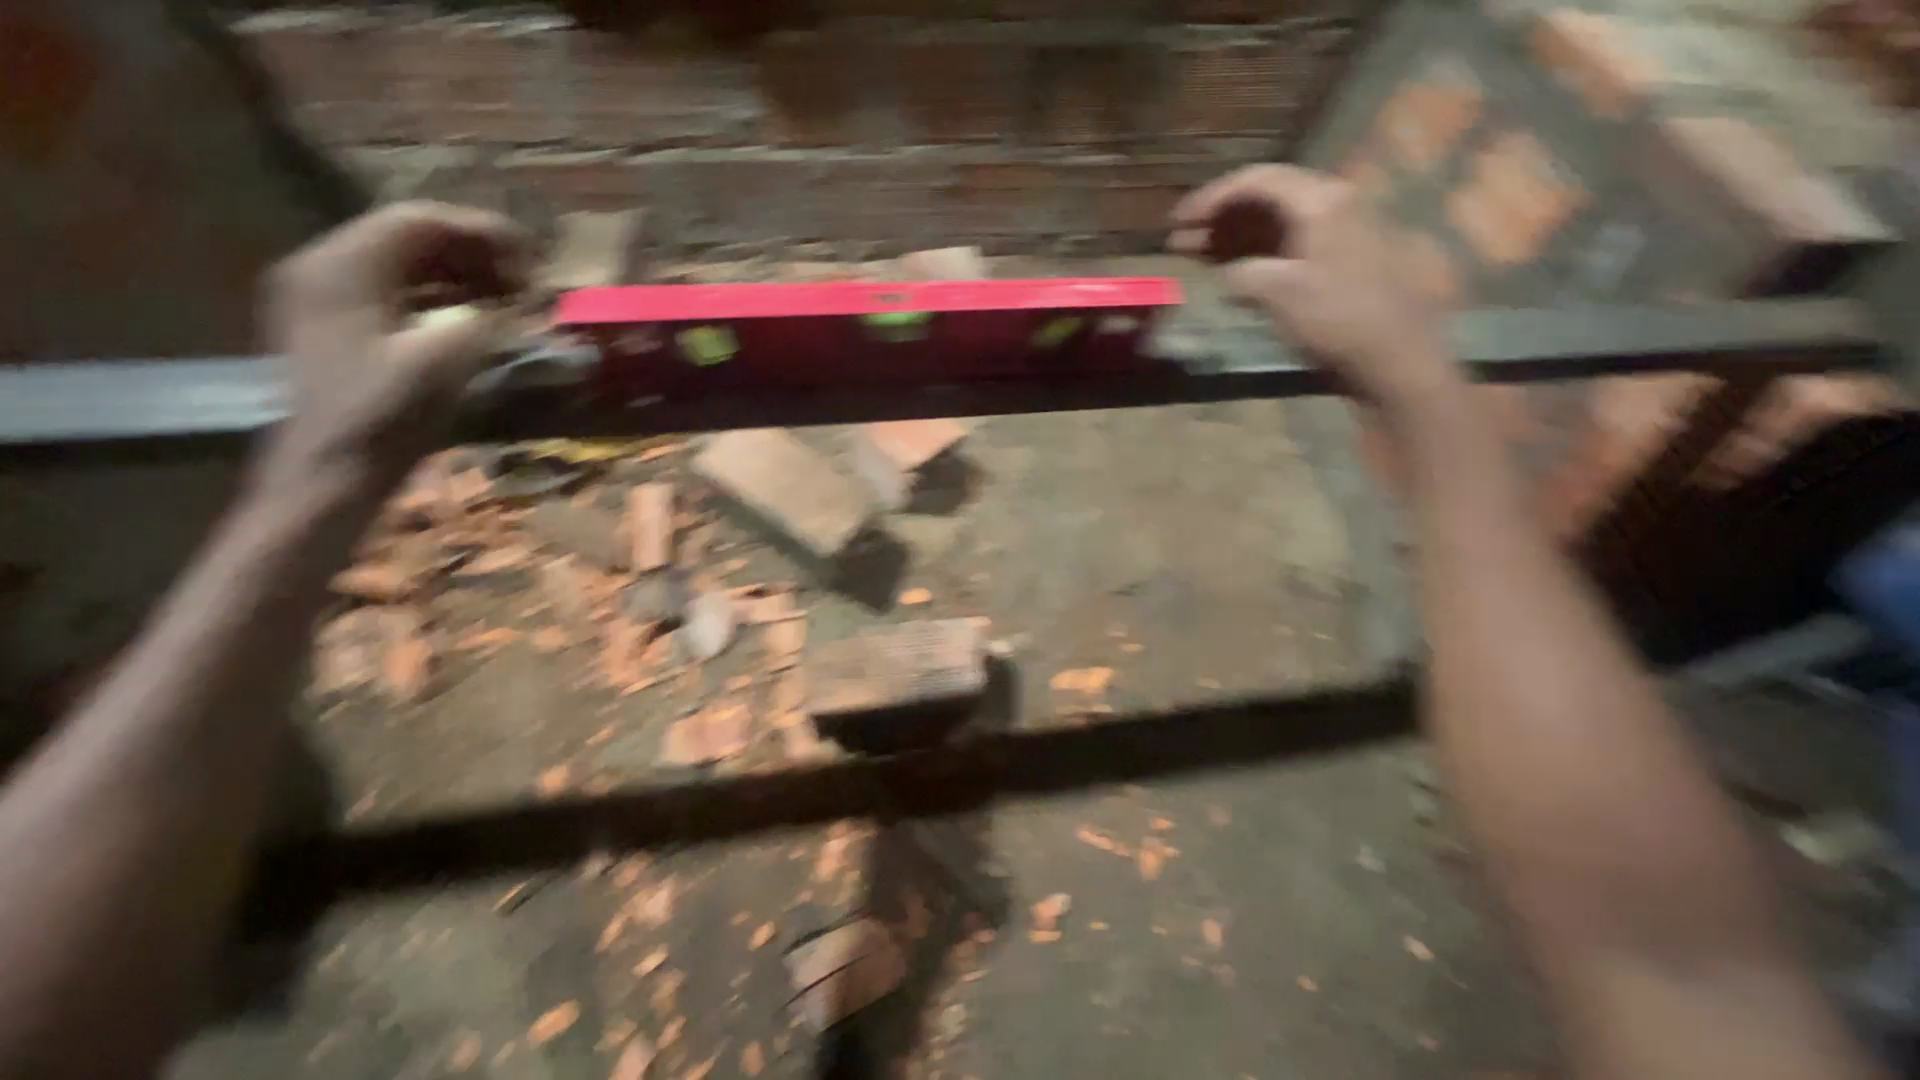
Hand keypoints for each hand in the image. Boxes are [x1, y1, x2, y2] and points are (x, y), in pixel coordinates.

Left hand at [259, 201, 531, 491]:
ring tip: (507, 299)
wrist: (329, 475)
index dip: (483, 233)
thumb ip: (487, 315)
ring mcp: (321, 296)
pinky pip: (389, 289)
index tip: (532, 261)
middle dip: (473, 252)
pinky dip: (435, 294)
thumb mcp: (445, 361)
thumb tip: (531, 296)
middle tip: (524, 282)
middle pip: (408, 235)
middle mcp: (322, 266)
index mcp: (342, 266)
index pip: (420, 220)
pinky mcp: (331, 324)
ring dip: (458, 273)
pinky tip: (472, 316)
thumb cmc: (384, 418)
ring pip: (400, 261)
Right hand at [1170, 164, 1458, 410]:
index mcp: (1321, 200)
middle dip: (1218, 218)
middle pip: (1265, 199)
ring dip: (1232, 237)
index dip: (1212, 197)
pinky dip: (1255, 254)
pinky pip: (1288, 245)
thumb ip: (1243, 273)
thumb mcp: (1278, 293)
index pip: (1257, 180)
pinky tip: (1229, 272)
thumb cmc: (1337, 319)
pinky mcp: (1340, 262)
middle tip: (1178, 239)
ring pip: (1274, 224)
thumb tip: (1231, 273)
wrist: (1394, 358)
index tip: (1178, 220)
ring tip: (1192, 255)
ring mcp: (1339, 233)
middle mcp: (1333, 204)